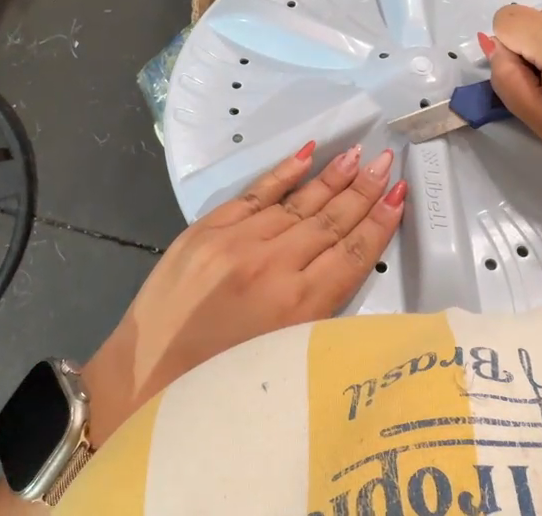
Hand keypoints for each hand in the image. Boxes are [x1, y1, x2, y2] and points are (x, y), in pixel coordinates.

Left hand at [81, 142, 404, 443]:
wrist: (141, 382)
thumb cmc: (218, 385)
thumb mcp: (283, 359)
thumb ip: (318, 314)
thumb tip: (346, 264)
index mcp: (297, 310)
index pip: (352, 255)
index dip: (380, 224)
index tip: (400, 196)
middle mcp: (272, 268)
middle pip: (330, 221)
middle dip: (364, 190)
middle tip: (387, 162)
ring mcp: (236, 243)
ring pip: (298, 203)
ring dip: (332, 177)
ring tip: (359, 155)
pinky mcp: (206, 231)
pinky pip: (255, 194)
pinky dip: (282, 174)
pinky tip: (306, 155)